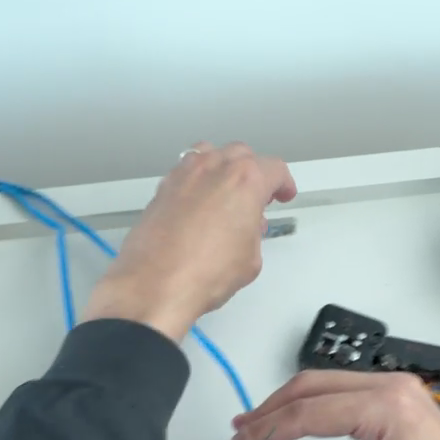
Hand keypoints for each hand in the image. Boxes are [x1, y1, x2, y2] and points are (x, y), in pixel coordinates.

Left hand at [83, 142, 296, 341]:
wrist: (156, 284)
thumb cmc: (204, 272)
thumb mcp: (250, 261)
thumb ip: (253, 235)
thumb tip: (245, 231)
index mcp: (245, 180)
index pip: (273, 169)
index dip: (282, 184)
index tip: (283, 194)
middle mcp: (213, 168)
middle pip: (241, 155)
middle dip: (253, 174)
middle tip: (257, 198)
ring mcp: (184, 175)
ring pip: (210, 156)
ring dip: (223, 170)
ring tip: (226, 196)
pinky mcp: (162, 189)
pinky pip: (186, 173)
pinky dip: (198, 183)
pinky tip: (199, 206)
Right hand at [227, 371, 439, 439]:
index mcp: (386, 408)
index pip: (307, 412)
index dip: (265, 431)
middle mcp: (393, 385)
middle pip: (312, 386)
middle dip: (271, 411)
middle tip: (240, 435)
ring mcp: (399, 386)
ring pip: (326, 383)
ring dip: (289, 404)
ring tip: (258, 429)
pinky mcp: (401, 395)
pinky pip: (346, 389)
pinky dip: (315, 404)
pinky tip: (295, 421)